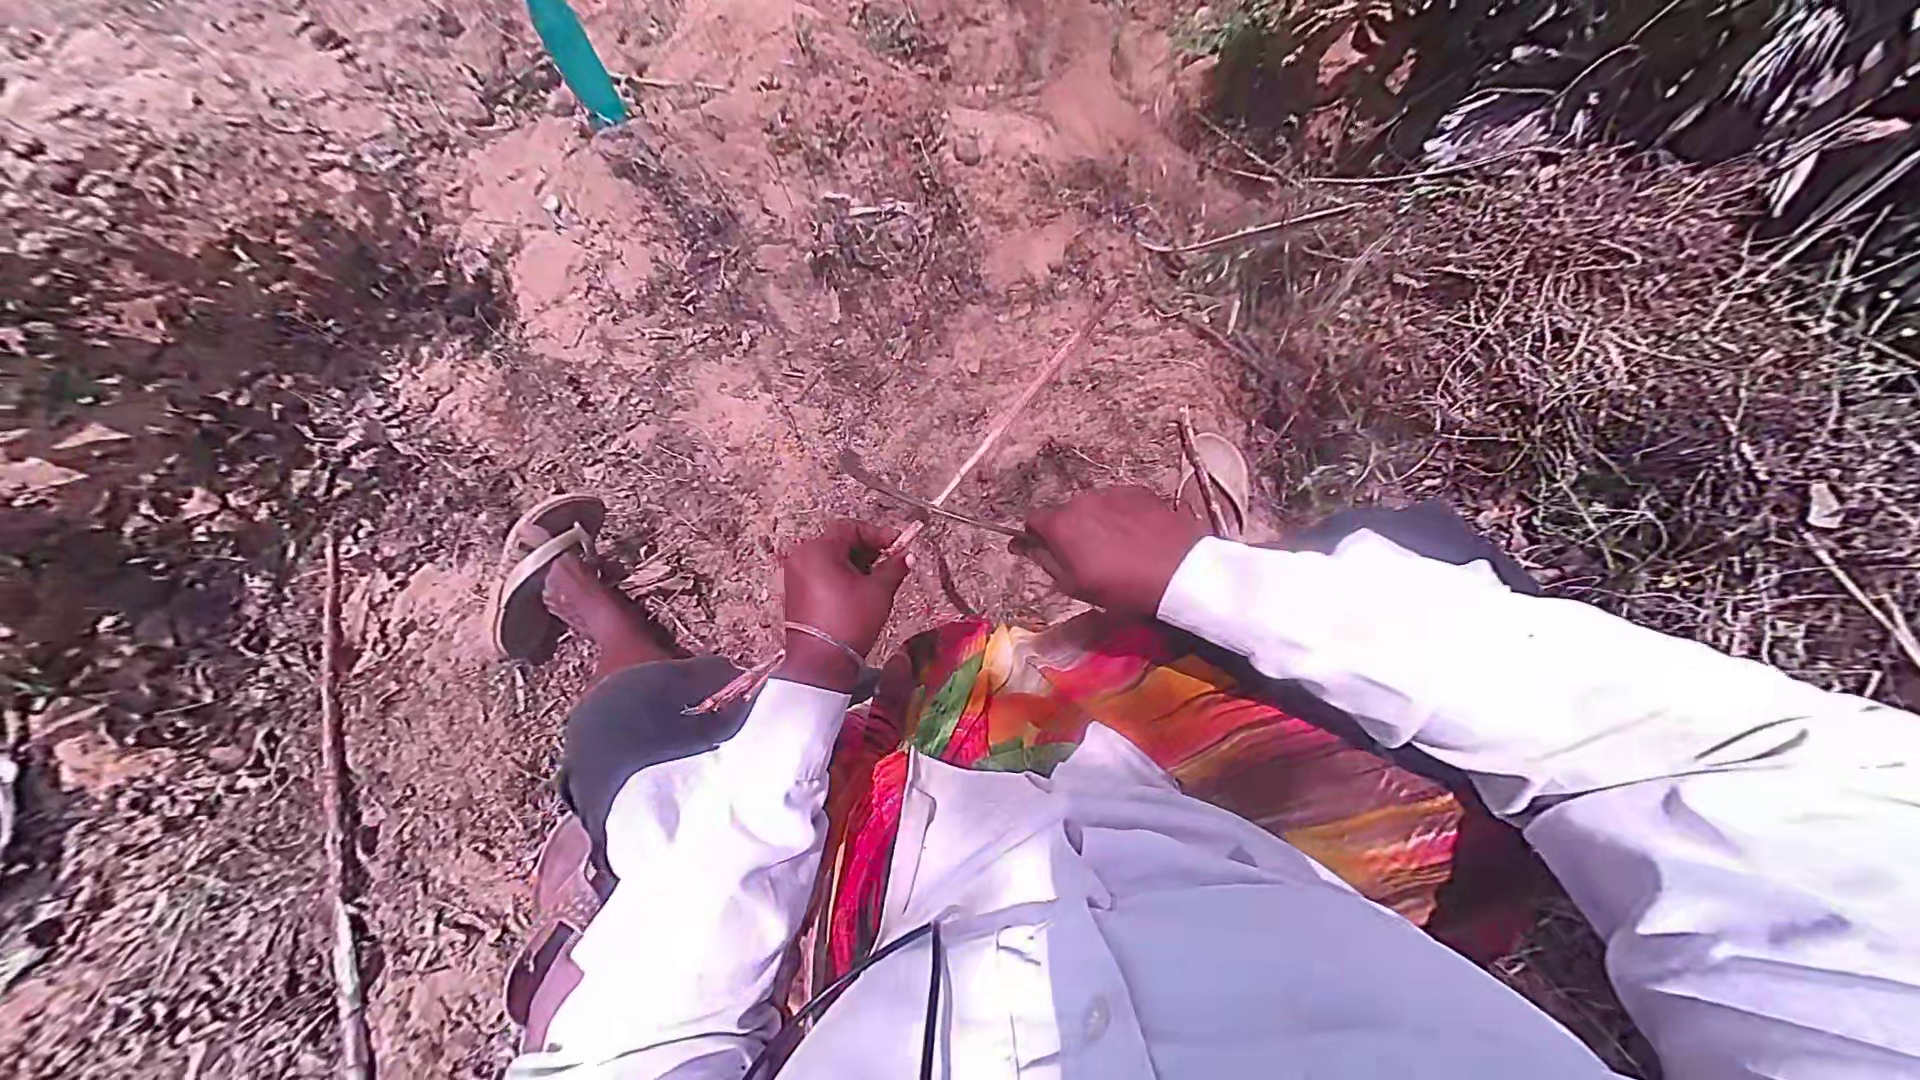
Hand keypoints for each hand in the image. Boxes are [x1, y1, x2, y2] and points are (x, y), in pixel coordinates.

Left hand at [777, 520, 911, 691]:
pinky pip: (823, 574)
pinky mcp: (797, 593)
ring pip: (832, 559)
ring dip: (857, 563)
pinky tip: (861, 589)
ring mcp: (796, 575)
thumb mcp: (878, 590)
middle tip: (891, 560)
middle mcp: (802, 557)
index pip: (851, 528)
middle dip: (869, 549)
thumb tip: (906, 556)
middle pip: (840, 542)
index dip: (878, 534)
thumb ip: (894, 567)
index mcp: (819, 550)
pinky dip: (842, 576)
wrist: (821, 662)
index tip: (898, 543)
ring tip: (879, 577)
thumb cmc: (848, 623)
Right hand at [1014, 486, 1208, 617]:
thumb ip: (1044, 561)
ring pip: (1092, 507)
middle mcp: (1081, 501)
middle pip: (1064, 513)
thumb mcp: (1074, 586)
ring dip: (1095, 522)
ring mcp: (1112, 493)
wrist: (1180, 574)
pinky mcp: (1139, 492)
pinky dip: (1120, 516)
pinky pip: (1119, 503)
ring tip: (1115, 547)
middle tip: (1086, 557)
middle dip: (1068, 531)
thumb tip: (1022, 545)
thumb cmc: (1121, 588)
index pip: (1032, 521)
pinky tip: (1136, 537)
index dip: (1035, 537)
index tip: (1043, 551)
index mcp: (1060, 524)